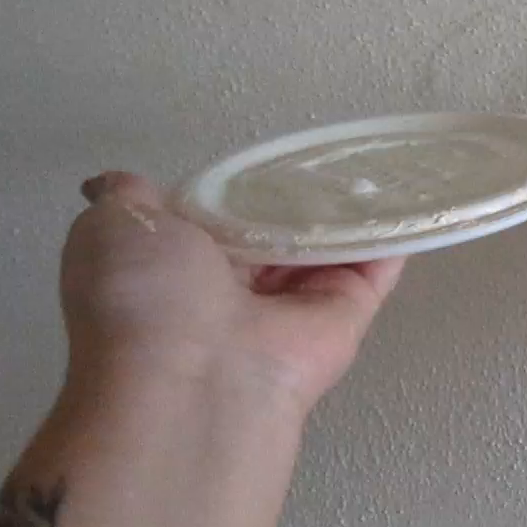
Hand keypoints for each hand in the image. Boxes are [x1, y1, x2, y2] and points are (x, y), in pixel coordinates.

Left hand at [59, 172, 404, 416]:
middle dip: (302, 196)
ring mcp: (301, 300)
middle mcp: (240, 286)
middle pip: (281, 230)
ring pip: (333, 244)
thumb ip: (127, 199)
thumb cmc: (150, 295)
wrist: (206, 371)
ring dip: (354, 211)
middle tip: (332, 156)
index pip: (217, 219)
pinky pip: (379, 264)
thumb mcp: (114, 229)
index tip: (263, 158)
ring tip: (381, 166)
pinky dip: (396, 235)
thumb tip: (118, 181)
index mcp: (181, 267)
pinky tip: (411, 199)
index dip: (237, 188)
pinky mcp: (352, 308)